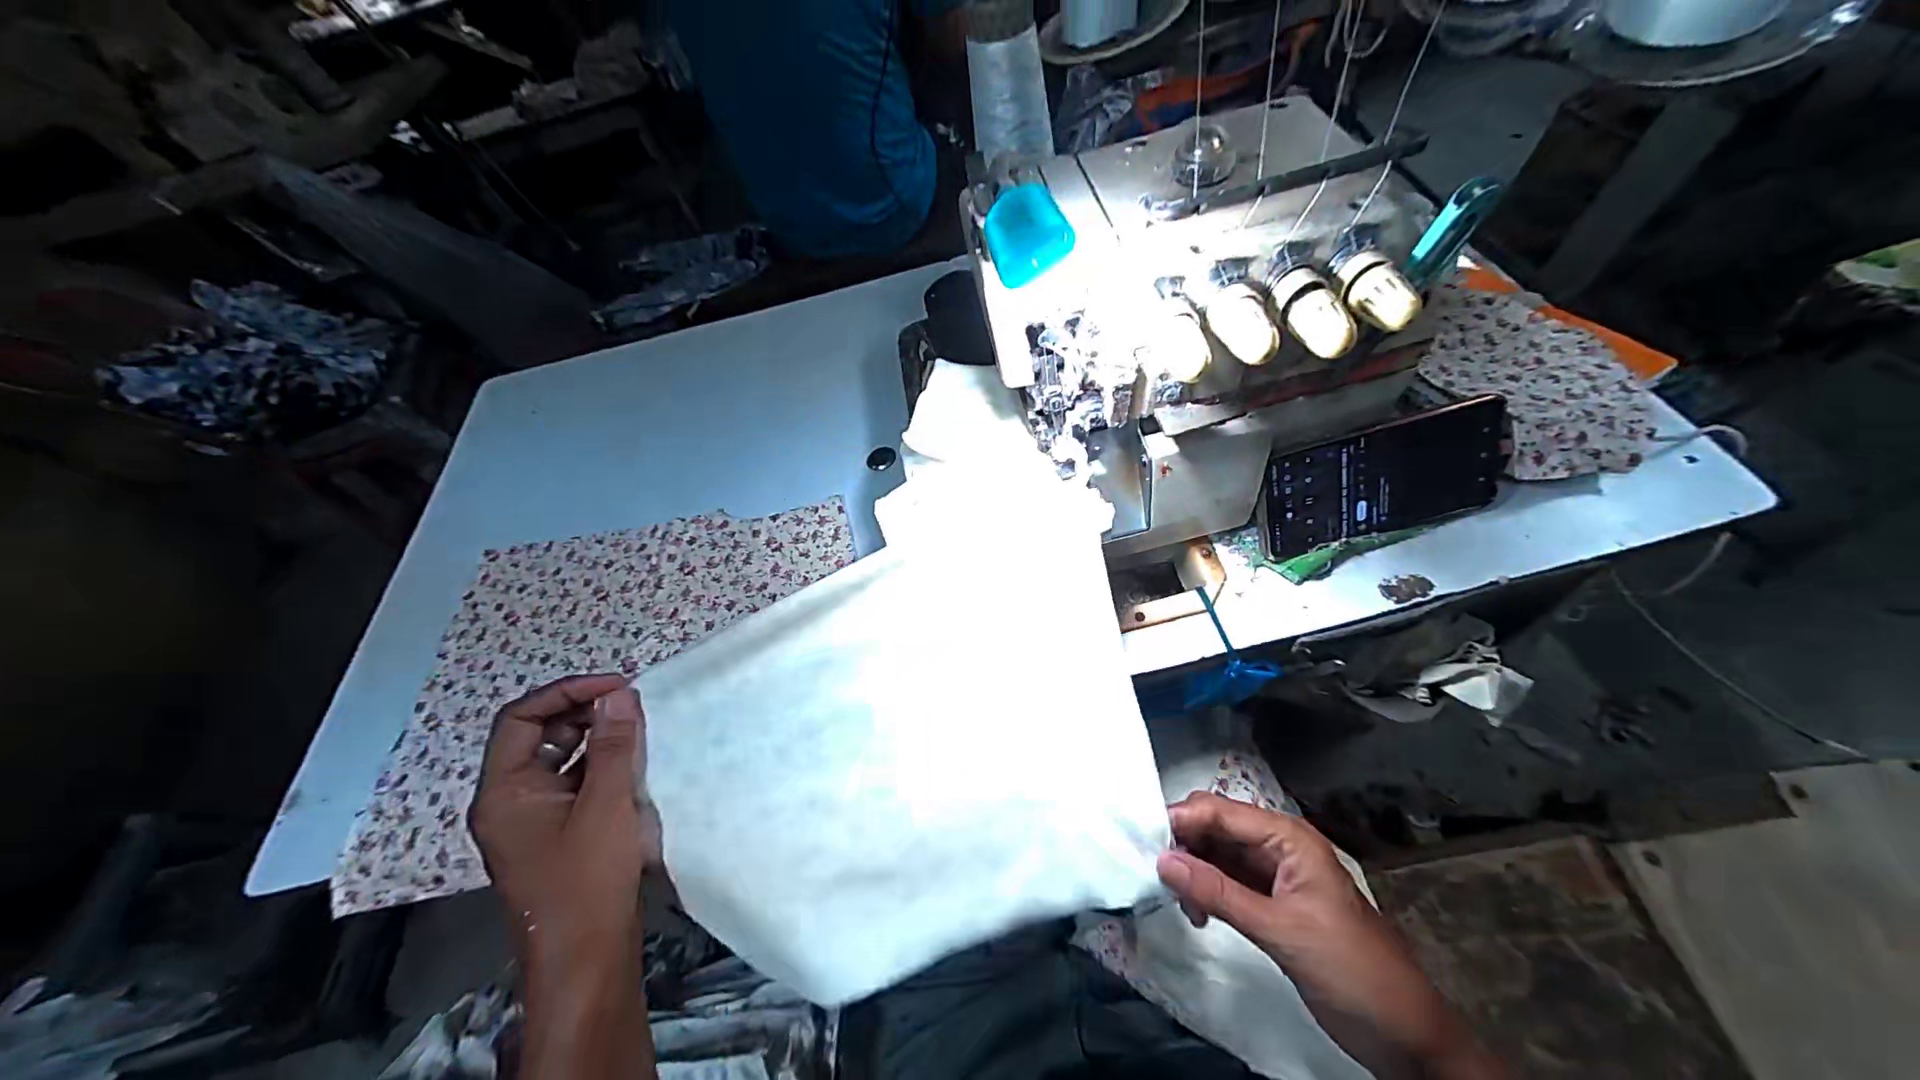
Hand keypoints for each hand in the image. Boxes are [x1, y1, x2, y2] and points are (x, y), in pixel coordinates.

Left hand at [469, 674, 658, 1078]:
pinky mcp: (555, 830)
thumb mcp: (606, 804)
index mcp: (503, 790)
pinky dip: (600, 764)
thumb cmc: (588, 877)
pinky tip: (633, 760)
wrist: (584, 953)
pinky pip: (573, 781)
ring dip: (595, 736)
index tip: (616, 685)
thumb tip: (619, 694)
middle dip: (583, 711)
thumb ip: (614, 745)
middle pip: (537, 734)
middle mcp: (509, 799)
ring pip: (558, 757)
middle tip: (630, 702)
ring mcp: (531, 817)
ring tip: (636, 726)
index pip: (522, 718)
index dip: (567, 692)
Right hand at [1157, 793, 1502, 1079]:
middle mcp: (1277, 845)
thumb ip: (1219, 893)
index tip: (1143, 842)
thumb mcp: (1282, 931)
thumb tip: (1163, 861)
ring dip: (1193, 870)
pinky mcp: (1270, 900)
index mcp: (1288, 837)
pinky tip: (1196, 912)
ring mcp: (1273, 873)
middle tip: (1159, 877)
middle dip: (1184, 844)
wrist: (1406, 1034)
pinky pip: (1225, 880)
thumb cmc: (1352, 971)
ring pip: (1216, 853)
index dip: (1181, 820)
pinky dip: (1206, 890)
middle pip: (1215, 826)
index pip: (1220, 811)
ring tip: (1180, 902)